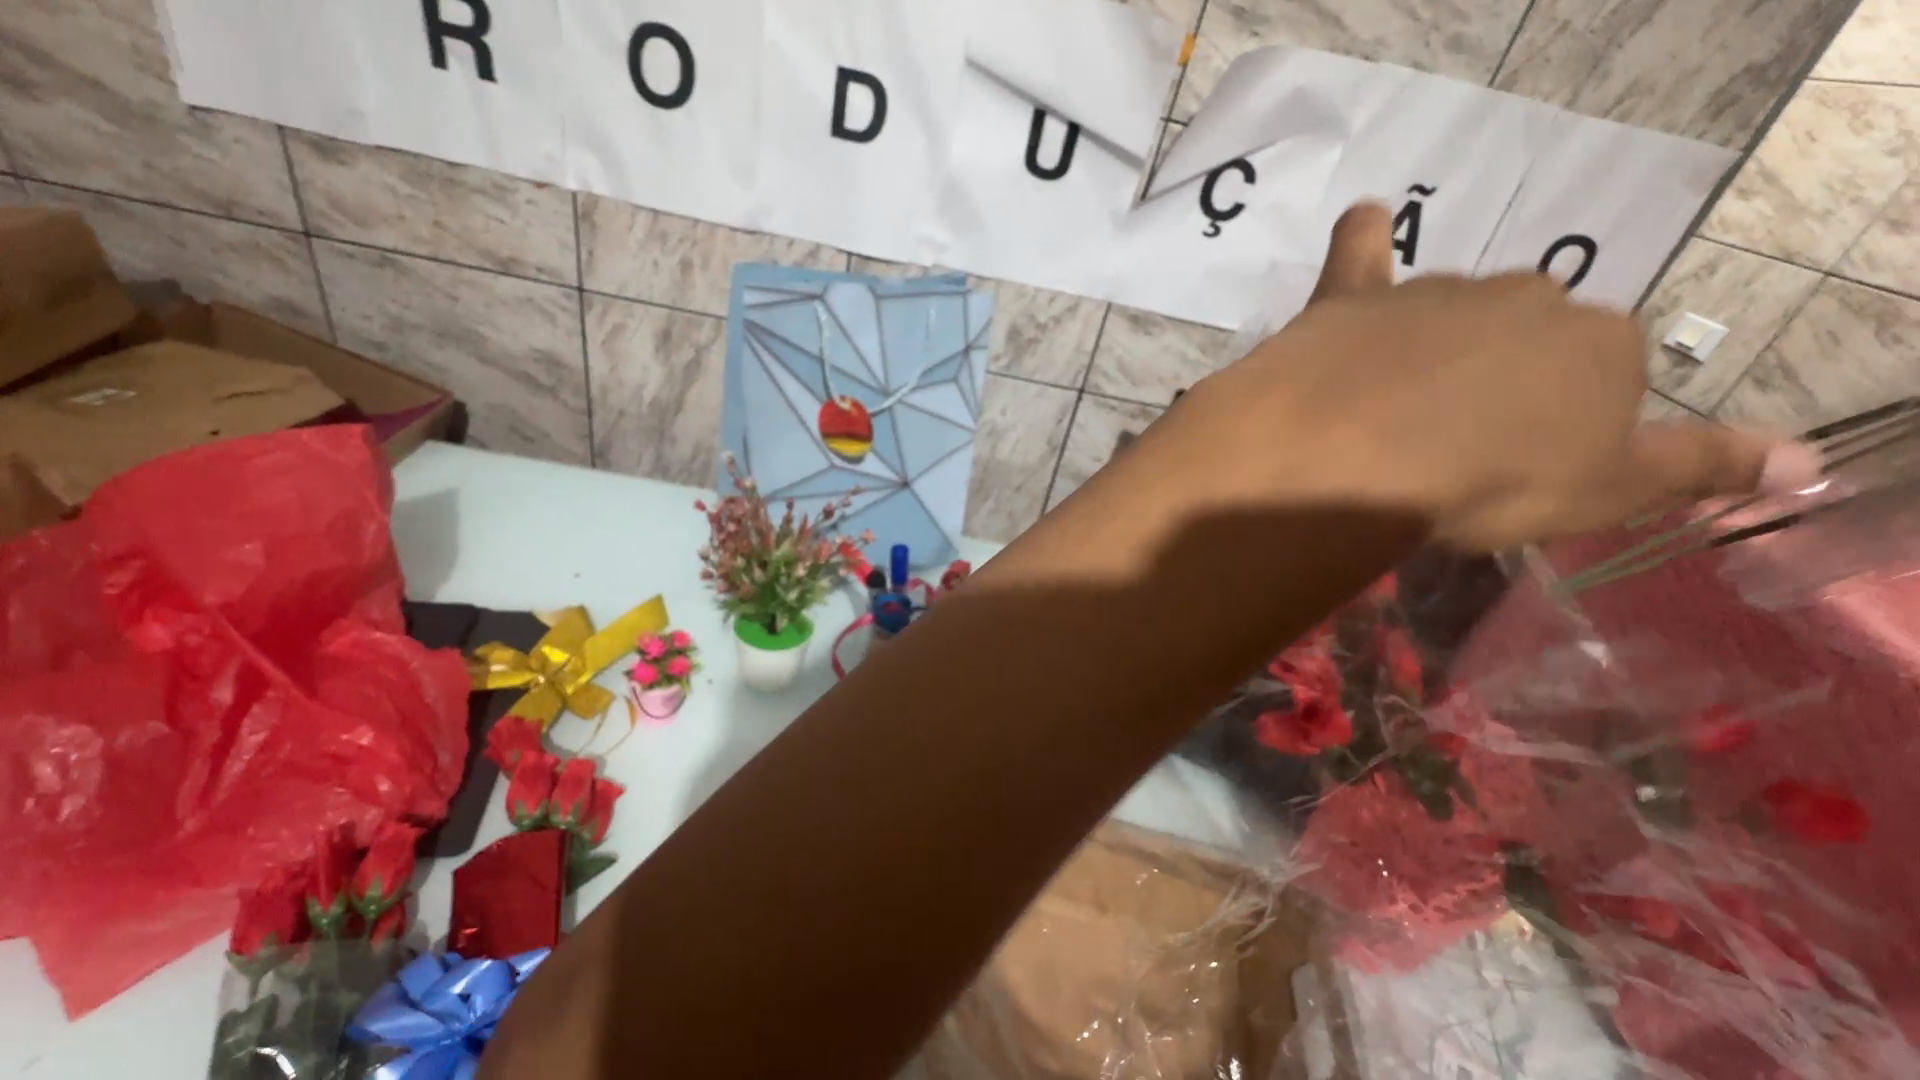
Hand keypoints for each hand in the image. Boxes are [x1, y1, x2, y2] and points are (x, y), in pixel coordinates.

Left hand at [1162, 203, 1816, 550]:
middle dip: (1504, 380)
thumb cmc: (1492, 483)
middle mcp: (1527, 298)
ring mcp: (1437, 291)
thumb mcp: (1607, 493)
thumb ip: (1696, 466)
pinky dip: (1364, 240)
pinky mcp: (1355, 294)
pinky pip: (1361, 249)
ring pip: (1452, 312)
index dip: (1567, 422)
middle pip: (1527, 335)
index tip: (1528, 463)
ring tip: (1395, 409)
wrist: (1361, 455)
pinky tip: (1366, 227)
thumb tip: (1803, 456)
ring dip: (1436, 348)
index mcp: (1601, 343)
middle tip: (1460, 442)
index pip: (1606, 374)